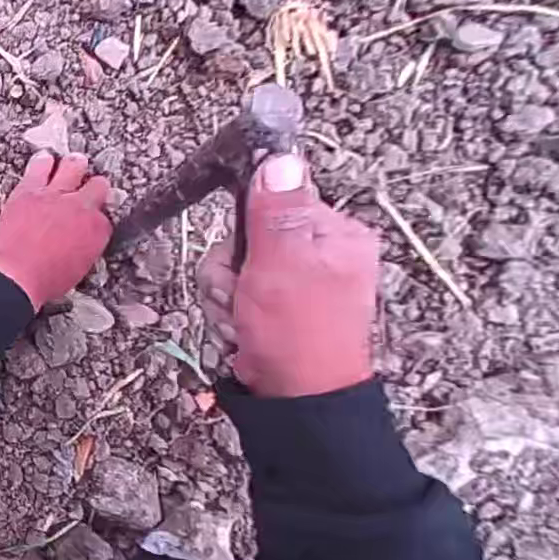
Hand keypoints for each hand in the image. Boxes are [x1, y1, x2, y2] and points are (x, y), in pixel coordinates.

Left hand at [0, 151, 111, 310]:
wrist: (16, 275)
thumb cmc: (44, 279)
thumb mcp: (78, 268)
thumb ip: (84, 246)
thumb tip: (80, 240)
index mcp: (97, 230)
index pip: (104, 215)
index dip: (96, 214)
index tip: (90, 214)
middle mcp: (81, 208)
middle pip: (97, 185)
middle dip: (94, 186)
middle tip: (89, 185)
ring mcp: (56, 195)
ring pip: (73, 167)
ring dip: (74, 165)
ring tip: (74, 162)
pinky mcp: (30, 190)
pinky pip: (40, 167)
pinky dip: (43, 162)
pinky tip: (44, 159)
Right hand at [198, 154, 378, 397]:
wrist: (293, 401)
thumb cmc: (296, 336)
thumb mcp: (283, 267)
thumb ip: (277, 213)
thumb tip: (280, 158)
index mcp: (335, 234)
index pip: (273, 200)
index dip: (247, 227)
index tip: (246, 255)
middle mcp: (316, 252)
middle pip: (243, 234)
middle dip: (230, 268)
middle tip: (243, 295)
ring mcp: (293, 279)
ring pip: (228, 262)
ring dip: (223, 291)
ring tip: (241, 316)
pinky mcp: (272, 301)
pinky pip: (229, 287)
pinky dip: (225, 308)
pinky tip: (239, 327)